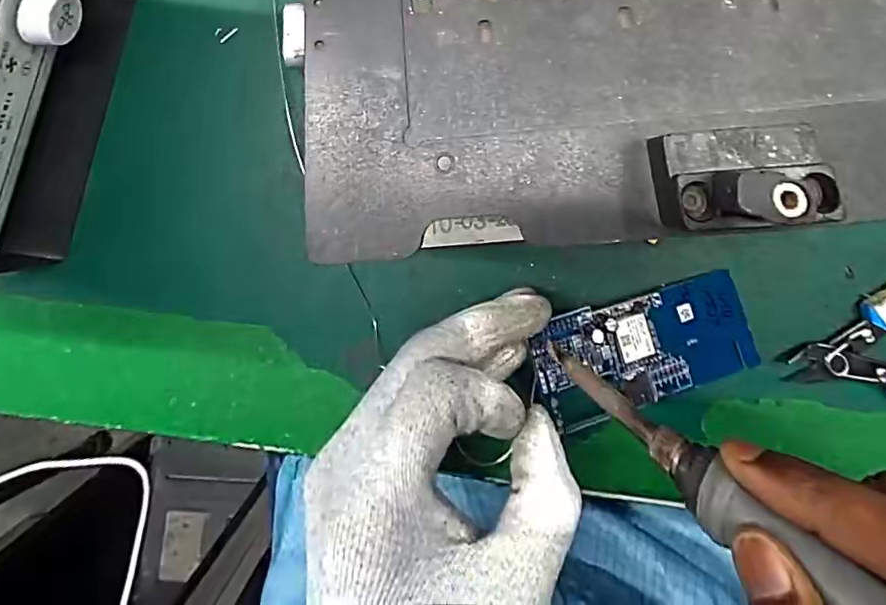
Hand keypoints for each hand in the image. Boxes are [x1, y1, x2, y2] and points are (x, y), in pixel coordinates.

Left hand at [305, 289, 579, 604]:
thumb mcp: (515, 583)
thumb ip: (545, 492)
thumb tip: (534, 422)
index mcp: (372, 487)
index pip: (433, 388)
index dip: (488, 394)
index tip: (520, 427)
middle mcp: (343, 459)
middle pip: (415, 358)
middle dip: (481, 325)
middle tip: (532, 308)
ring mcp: (339, 459)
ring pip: (407, 370)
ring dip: (468, 345)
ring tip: (517, 323)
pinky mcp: (350, 466)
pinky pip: (403, 400)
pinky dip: (450, 377)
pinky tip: (486, 364)